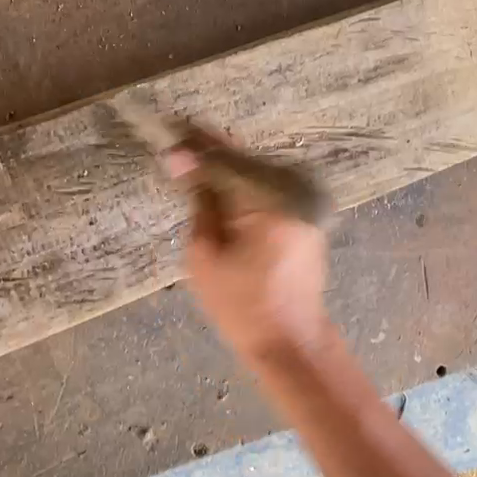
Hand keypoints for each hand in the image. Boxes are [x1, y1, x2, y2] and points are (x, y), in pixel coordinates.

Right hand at [171, 146, 332, 363]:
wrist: (292, 342)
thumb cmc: (241, 306)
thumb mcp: (204, 255)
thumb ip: (198, 201)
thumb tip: (180, 158)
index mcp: (269, 199)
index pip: (224, 161)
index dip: (194, 148)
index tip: (169, 134)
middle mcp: (294, 191)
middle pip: (244, 160)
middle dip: (211, 153)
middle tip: (178, 143)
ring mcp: (307, 201)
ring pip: (258, 171)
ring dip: (228, 167)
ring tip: (193, 161)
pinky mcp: (308, 213)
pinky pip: (271, 187)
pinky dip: (246, 184)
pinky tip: (221, 185)